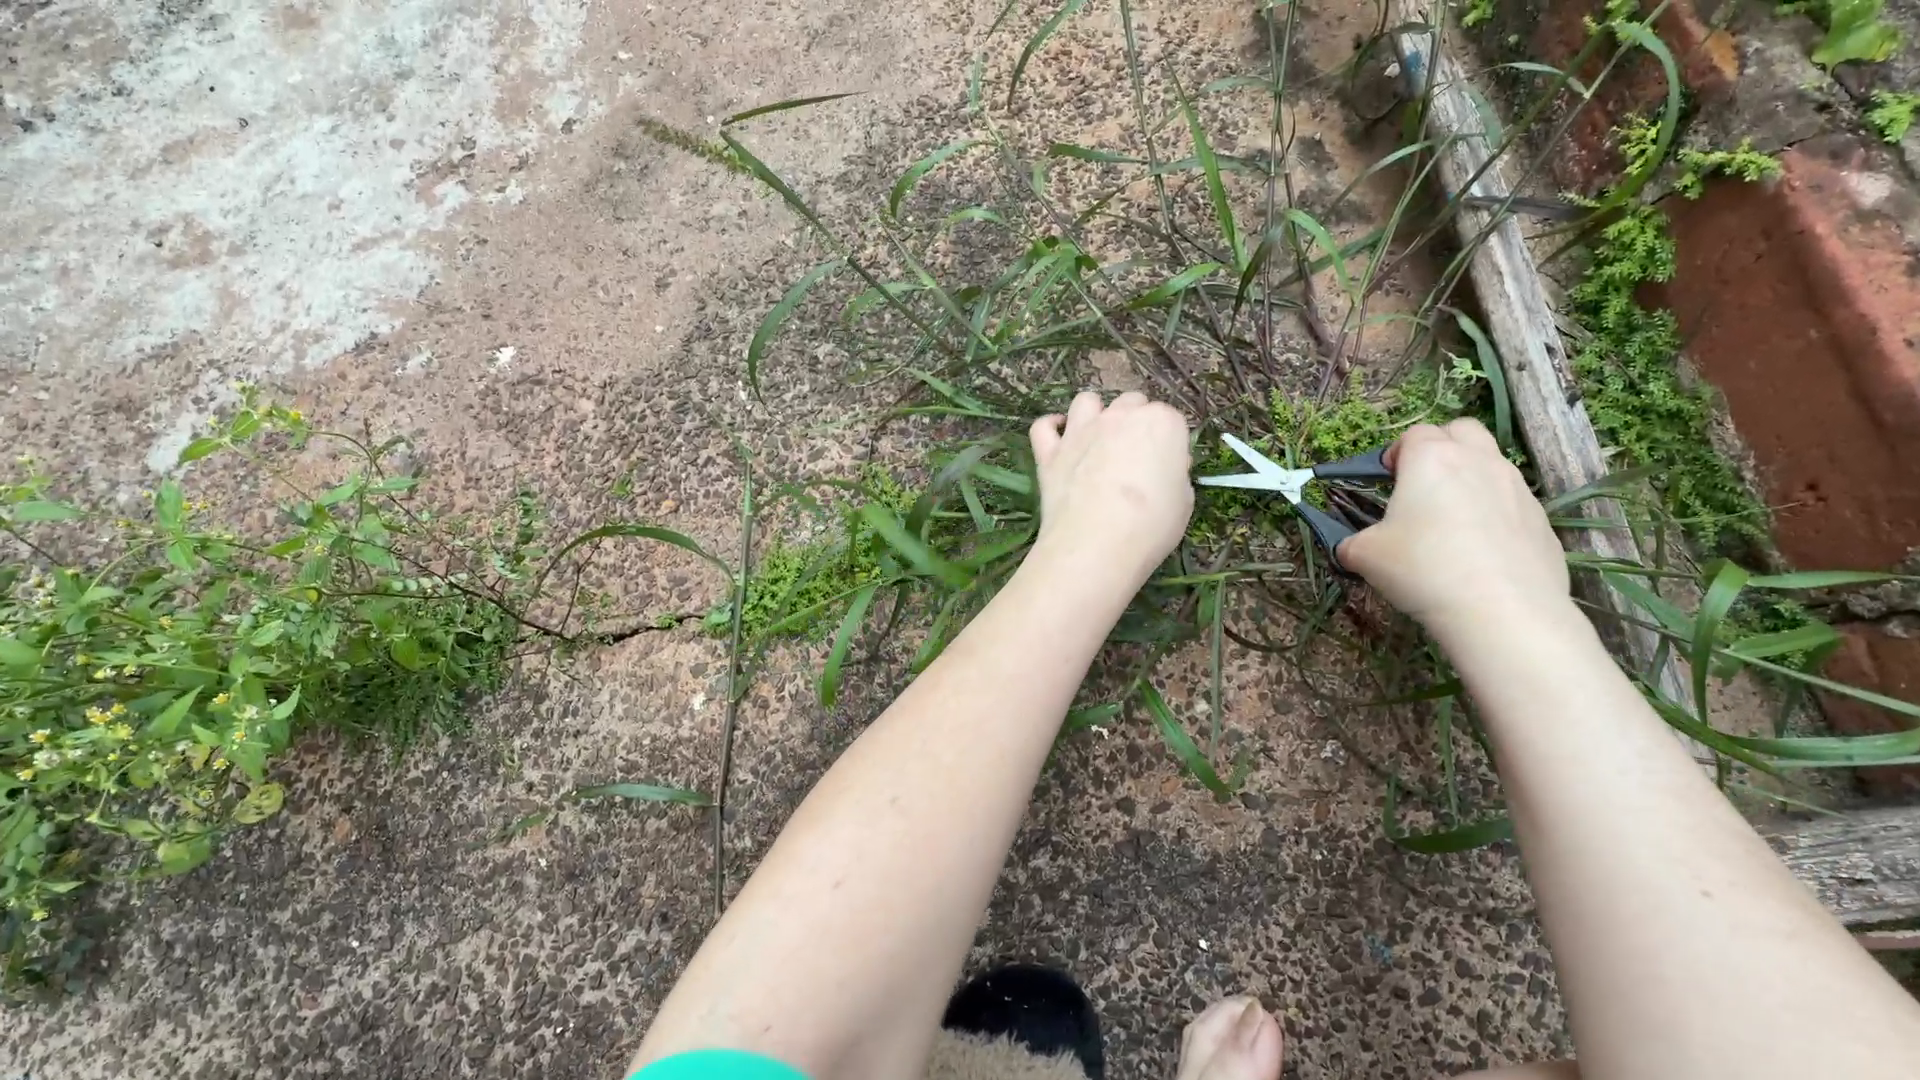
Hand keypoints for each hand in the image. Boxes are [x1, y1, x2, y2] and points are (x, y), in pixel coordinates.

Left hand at [1029, 391, 1193, 584]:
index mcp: (1161, 423)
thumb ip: (1174, 475)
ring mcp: (1080, 431)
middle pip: (1131, 403)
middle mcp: (1120, 416)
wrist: (1096, 545)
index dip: (1170, 444)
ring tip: (1098, 437)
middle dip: (1136, 421)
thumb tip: (1163, 469)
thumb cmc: (1151, 526)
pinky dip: (1050, 427)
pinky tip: (1058, 439)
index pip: (1171, 420)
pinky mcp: (1050, 452)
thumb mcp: (1183, 502)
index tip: (1168, 468)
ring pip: (1087, 401)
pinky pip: (1043, 426)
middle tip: (1136, 455)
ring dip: (1095, 412)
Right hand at [1337, 419, 1569, 634]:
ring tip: (1452, 522)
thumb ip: (1353, 543)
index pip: (1414, 435)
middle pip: (1462, 430)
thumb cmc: (1422, 568)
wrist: (1501, 609)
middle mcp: (1479, 461)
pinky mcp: (1542, 520)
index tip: (1388, 479)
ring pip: (1492, 464)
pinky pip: (1513, 503)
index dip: (1396, 452)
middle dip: (1441, 446)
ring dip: (1470, 478)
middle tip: (1423, 483)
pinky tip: (1481, 553)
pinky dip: (1496, 514)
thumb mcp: (1365, 556)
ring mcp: (1517, 488)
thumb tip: (1351, 548)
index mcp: (1432, 460)